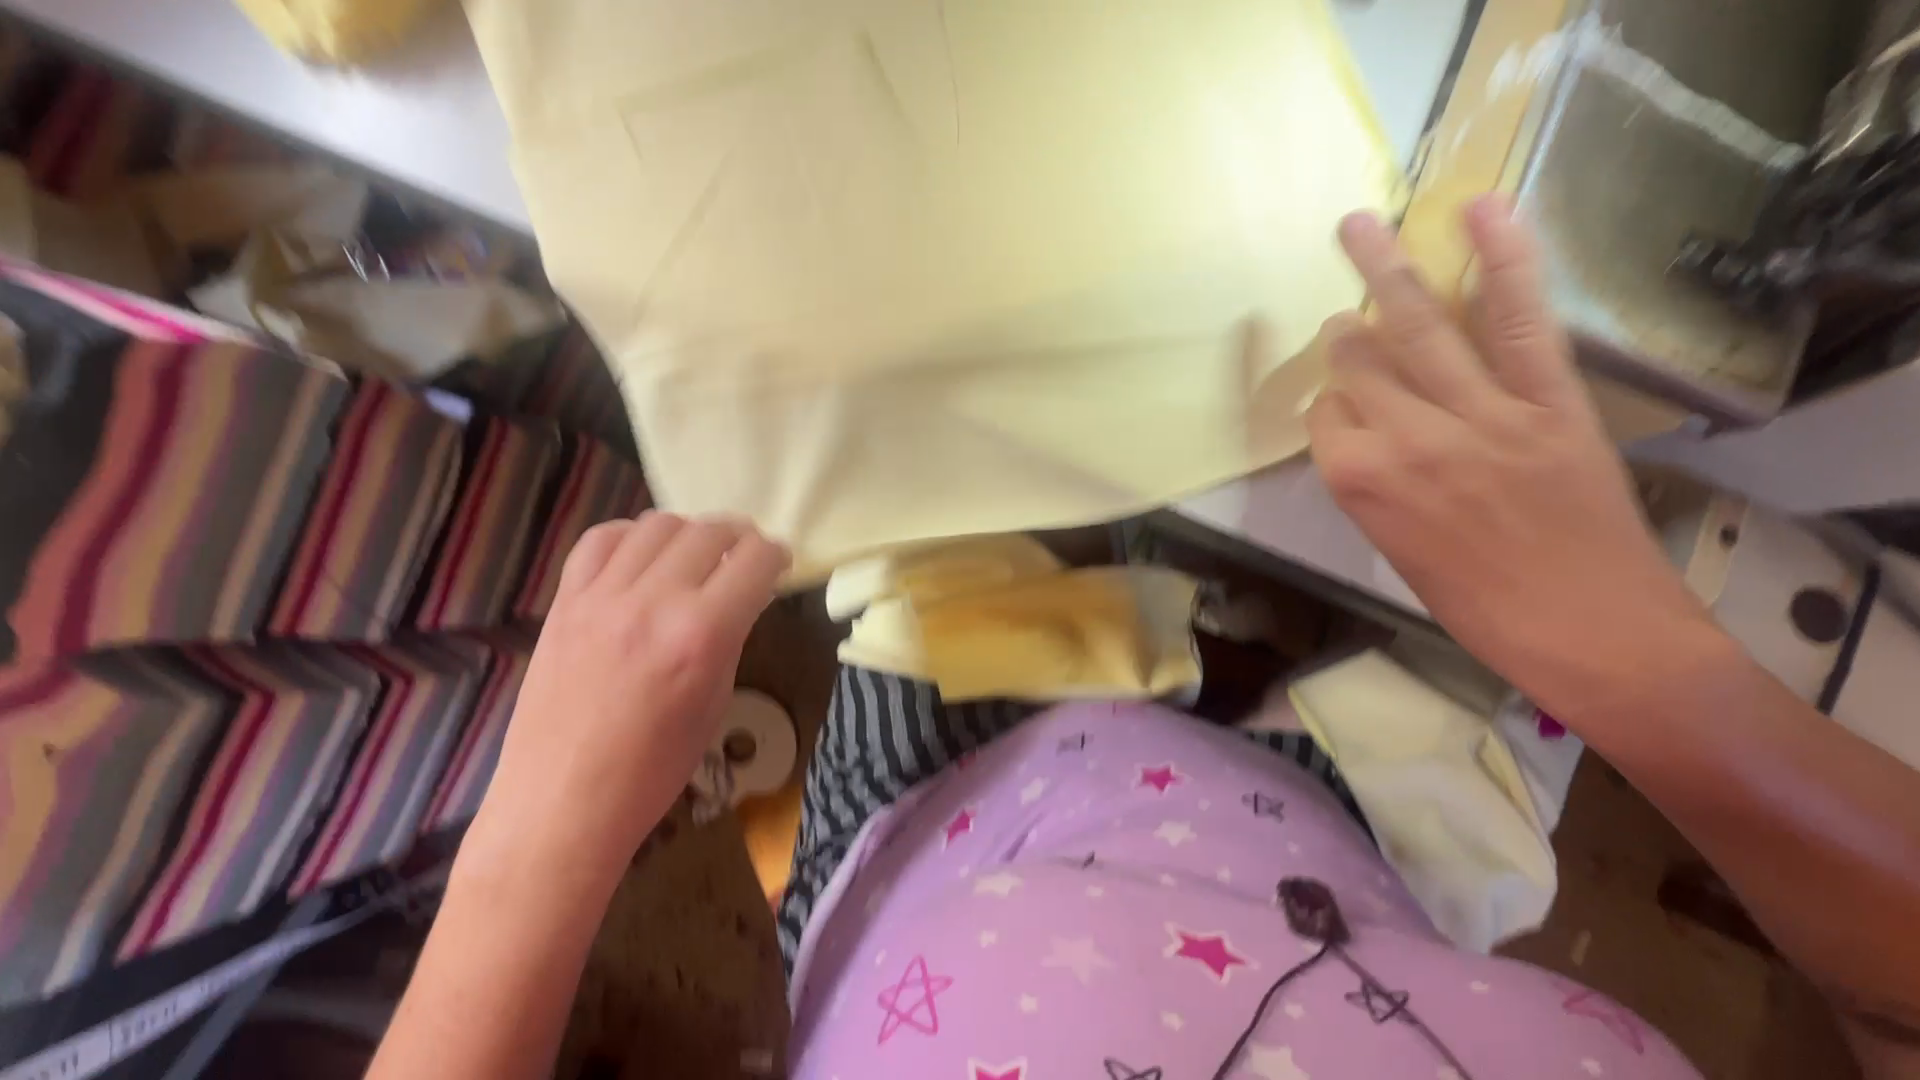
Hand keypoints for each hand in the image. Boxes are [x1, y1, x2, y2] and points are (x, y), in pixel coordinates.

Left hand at [480, 512, 790, 860]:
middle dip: (740, 536)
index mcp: (702, 635)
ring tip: (695, 553)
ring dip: (689, 531)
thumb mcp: (715, 703)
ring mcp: (603, 596)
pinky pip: (600, 540)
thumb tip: (742, 597)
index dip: (776, 554)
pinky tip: (641, 555)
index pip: (755, 560)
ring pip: (657, 525)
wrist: (563, 803)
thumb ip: (730, 639)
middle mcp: (655, 601)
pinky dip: (630, 536)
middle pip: (710, 531)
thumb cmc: (653, 771)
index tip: (779, 562)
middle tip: (745, 554)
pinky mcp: (565, 602)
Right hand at [1306, 197, 1722, 713]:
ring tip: (1360, 226)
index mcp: (1360, 485)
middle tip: (1340, 312)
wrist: (1591, 633)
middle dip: (1344, 333)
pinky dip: (1505, 261)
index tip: (1342, 406)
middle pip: (1360, 364)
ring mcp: (1479, 413)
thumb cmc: (1480, 610)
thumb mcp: (1398, 549)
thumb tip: (1368, 436)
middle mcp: (1406, 440)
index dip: (1330, 407)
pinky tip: (1482, 210)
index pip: (1325, 416)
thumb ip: (1375, 484)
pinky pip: (1520, 320)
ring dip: (1384, 269)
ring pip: (1419, 329)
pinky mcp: (1549, 400)